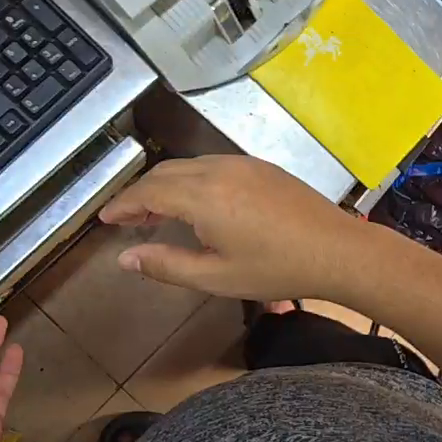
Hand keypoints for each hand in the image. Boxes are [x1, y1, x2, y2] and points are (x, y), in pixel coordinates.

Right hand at [98, 155, 384, 300]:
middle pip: (166, 172)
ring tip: (157, 213)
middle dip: (141, 193)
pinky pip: (213, 165)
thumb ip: (167, 266)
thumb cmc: (276, 269)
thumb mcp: (217, 277)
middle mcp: (219, 169)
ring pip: (190, 166)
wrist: (336, 250)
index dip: (123, 204)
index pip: (149, 191)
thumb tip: (125, 257)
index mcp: (203, 196)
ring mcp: (243, 164)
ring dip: (167, 184)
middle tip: (127, 219)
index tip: (105, 219)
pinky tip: (197, 203)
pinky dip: (192, 179)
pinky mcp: (262, 167)